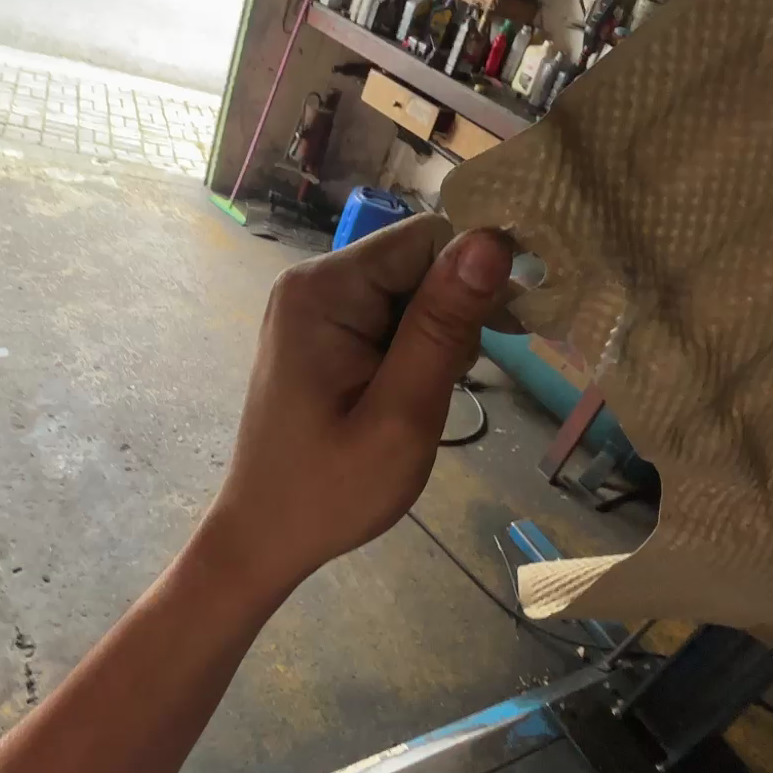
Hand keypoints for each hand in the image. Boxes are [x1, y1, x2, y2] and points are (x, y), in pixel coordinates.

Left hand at [198, 215, 512, 591]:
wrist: (267, 533)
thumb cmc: (331, 490)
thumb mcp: (401, 415)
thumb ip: (443, 327)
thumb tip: (491, 240)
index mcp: (324, 290)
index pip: (427, 238)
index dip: (474, 276)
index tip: (505, 330)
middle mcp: (313, 281)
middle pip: (418, 261)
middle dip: (452, 314)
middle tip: (448, 381)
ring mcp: (313, 305)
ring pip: (410, 290)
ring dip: (435, 336)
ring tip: (421, 396)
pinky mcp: (321, 330)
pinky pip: (388, 315)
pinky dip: (413, 348)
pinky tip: (406, 391)